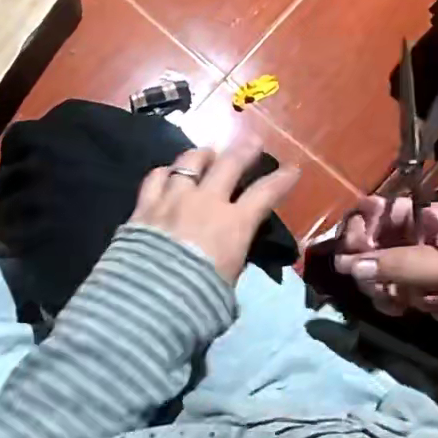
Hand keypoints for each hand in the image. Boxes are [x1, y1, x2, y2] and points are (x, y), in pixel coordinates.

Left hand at [131, 133, 300, 283]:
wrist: (152, 296)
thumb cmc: (198, 296)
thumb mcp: (228, 283)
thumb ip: (232, 262)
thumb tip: (231, 257)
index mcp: (234, 223)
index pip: (265, 194)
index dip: (281, 180)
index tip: (292, 169)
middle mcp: (206, 202)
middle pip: (229, 164)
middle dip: (244, 150)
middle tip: (253, 141)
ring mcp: (173, 198)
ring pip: (190, 162)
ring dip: (203, 154)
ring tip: (207, 153)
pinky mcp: (145, 205)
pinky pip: (156, 177)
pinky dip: (166, 172)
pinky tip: (168, 172)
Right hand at [335, 196, 437, 345]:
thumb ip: (397, 265)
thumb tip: (350, 265)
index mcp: (425, 217)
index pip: (376, 210)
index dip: (359, 228)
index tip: (356, 252)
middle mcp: (415, 236)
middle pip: (368, 240)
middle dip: (361, 261)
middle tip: (369, 282)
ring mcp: (416, 264)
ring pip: (373, 268)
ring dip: (372, 284)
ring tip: (391, 299)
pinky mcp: (419, 290)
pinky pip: (387, 289)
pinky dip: (385, 299)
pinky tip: (398, 310)